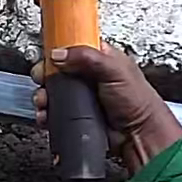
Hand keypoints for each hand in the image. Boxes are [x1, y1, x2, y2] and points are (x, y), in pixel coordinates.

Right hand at [31, 44, 181, 174]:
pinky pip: (54, 110)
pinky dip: (46, 113)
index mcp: (99, 57)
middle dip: (45, 75)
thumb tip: (59, 54)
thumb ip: (86, 57)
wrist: (138, 135)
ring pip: (52, 91)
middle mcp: (88, 75)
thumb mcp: (113, 70)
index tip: (48, 56)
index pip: (72, 46)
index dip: (58, 49)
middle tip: (43, 79)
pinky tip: (46, 114)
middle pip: (57, 69)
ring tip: (44, 100)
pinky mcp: (75, 113)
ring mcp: (81, 95)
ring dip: (43, 95)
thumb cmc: (137, 101)